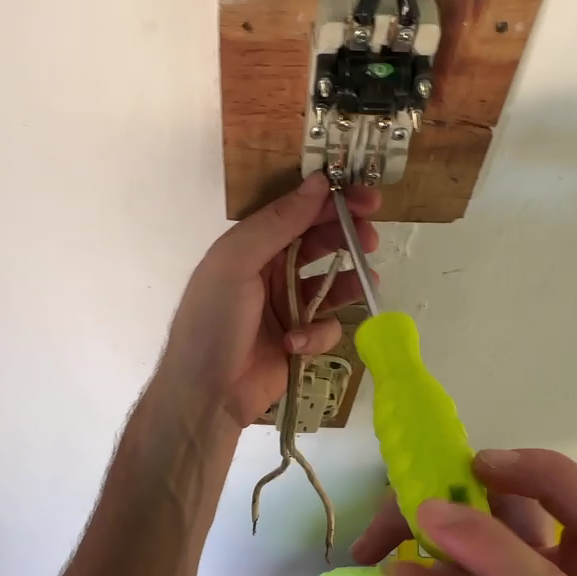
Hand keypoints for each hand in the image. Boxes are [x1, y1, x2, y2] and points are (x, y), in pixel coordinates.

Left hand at [158, 174, 378, 428]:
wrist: (206, 392)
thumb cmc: (212, 321)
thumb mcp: (236, 262)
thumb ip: (277, 222)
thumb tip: (318, 183)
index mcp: (250, 247)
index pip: (297, 213)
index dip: (331, 202)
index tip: (367, 199)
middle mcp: (269, 272)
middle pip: (319, 244)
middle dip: (346, 239)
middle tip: (370, 240)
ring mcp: (285, 307)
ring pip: (330, 285)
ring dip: (347, 282)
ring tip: (365, 281)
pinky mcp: (298, 341)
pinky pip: (325, 327)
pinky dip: (318, 334)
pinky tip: (297, 343)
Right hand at [352, 449, 576, 575]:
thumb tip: (409, 568)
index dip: (487, 544)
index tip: (424, 517)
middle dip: (554, 482)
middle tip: (480, 466)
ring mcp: (553, 574)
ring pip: (556, 500)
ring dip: (484, 480)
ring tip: (409, 498)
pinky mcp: (525, 549)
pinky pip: (508, 498)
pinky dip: (454, 488)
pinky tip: (398, 516)